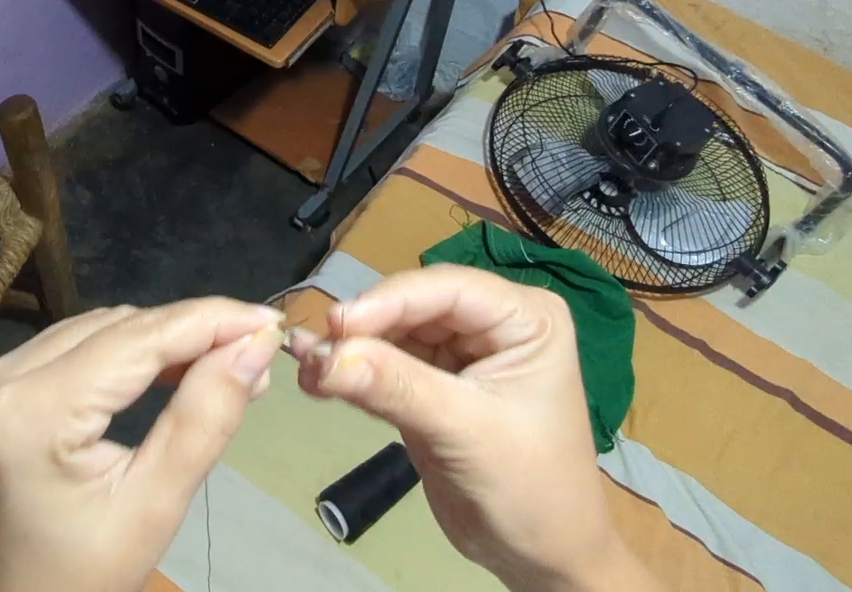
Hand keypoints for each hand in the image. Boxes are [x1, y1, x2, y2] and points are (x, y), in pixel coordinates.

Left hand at [0, 298, 286, 591]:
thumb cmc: (72, 584)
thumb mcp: (150, 513)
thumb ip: (204, 420)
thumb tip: (255, 347)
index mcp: (29, 414)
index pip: (137, 339)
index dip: (208, 320)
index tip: (267, 320)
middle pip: (115, 328)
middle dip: (188, 333)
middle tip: (251, 353)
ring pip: (93, 329)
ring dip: (156, 339)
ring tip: (216, 361)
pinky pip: (67, 346)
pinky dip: (118, 352)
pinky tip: (159, 367)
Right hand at [292, 265, 660, 591]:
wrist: (544, 561)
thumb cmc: (531, 492)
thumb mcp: (467, 433)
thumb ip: (397, 388)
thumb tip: (324, 359)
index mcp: (524, 316)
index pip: (446, 289)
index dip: (389, 301)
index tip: (336, 324)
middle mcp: (489, 319)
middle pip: (411, 304)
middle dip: (363, 328)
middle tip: (312, 352)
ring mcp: (457, 347)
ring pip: (390, 329)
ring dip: (348, 348)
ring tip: (307, 367)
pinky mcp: (430, 376)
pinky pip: (384, 359)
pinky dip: (351, 369)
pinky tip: (315, 376)